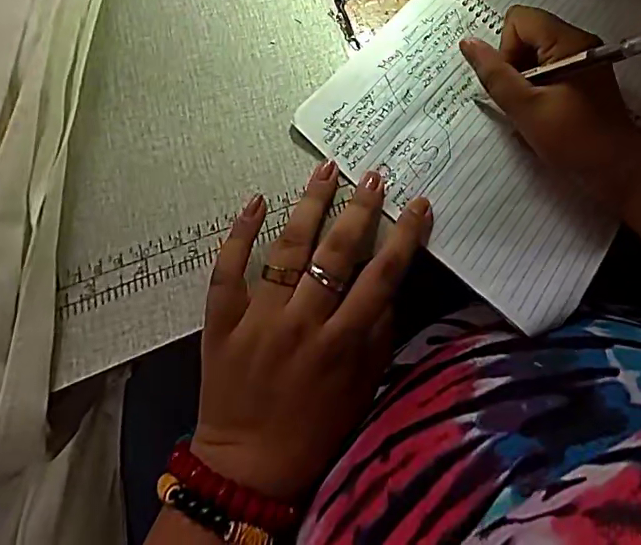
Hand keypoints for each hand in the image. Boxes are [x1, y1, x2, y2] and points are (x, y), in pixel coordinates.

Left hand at [191, 162, 431, 499]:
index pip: (382, 275)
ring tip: (326, 169)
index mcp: (343, 342)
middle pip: (336, 253)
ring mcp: (259, 321)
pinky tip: (256, 200)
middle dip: (360, 208)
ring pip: (287, 249)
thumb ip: (380, 329)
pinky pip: (227, 271)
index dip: (405, 235)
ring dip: (310, 205)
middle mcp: (303, 324)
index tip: (418, 203)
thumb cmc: (318, 425)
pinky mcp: (222, 323)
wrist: (247, 470)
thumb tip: (389, 277)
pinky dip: (240, 234)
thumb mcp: (364, 383)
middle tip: (373, 175)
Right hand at [459, 5, 640, 215]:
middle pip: (526, 33)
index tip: (514, 84)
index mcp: (568, 41)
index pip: (518, 19)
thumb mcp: (526, 108)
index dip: (506, 48)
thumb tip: (468, 43)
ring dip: (524, 78)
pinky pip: (548, 66)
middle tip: (523, 100)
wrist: (618, 169)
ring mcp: (582, 57)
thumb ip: (494, 74)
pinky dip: (537, 86)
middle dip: (514, 65)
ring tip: (533, 109)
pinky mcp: (583, 74)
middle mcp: (577, 40)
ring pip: (534, 52)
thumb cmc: (573, 139)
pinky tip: (543, 112)